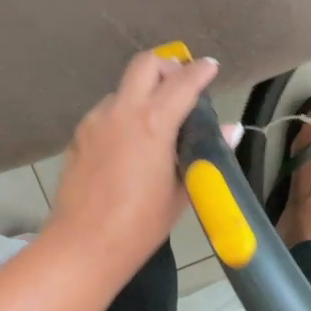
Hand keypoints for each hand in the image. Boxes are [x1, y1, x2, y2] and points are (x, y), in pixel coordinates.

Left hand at [47, 50, 220, 277]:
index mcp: (153, 122)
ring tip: (154, 124)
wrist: (81, 247)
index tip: (210, 66)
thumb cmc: (139, 226)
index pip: (183, 82)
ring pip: (123, 88)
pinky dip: (122, 115)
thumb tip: (231, 130)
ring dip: (142, 93)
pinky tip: (128, 146)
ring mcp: (96, 120)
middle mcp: (122, 111)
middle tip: (180, 84)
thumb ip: (204, 154)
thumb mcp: (180, 192)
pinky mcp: (79, 134)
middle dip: (167, 66)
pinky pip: (106, 112)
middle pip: (145, 63)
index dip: (200, 71)